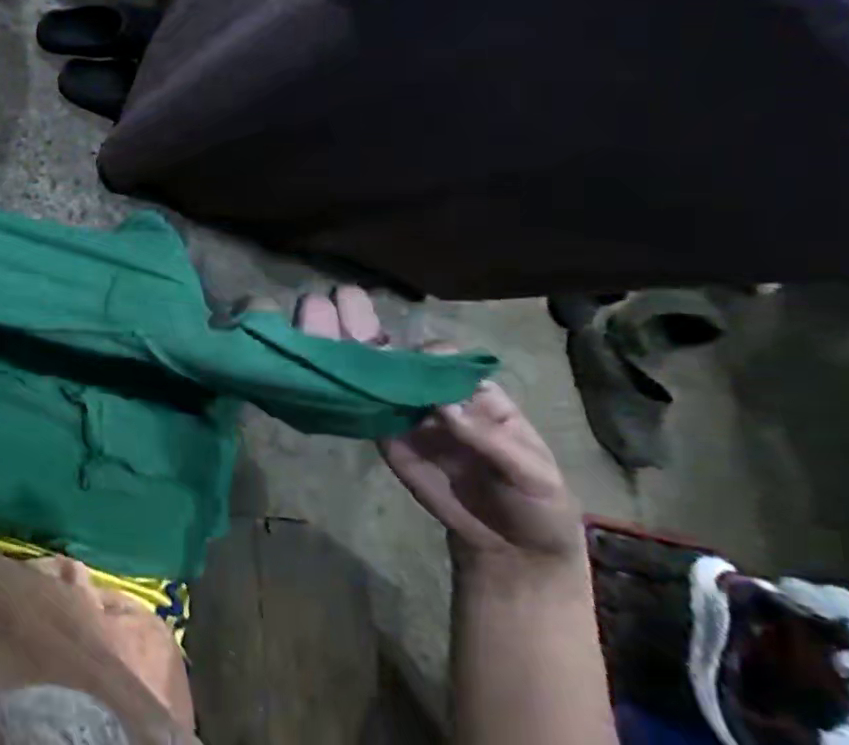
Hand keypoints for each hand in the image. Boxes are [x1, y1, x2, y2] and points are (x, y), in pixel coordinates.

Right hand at [297, 288, 584, 573]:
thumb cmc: (536, 504)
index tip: (416, 361)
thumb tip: (440, 404)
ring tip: (312, 312)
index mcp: (473, 392)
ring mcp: (405, 415)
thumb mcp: (530, 473)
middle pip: (397, 356)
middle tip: (340, 298)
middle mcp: (432, 395)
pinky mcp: (385, 438)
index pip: (442, 359)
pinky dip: (338, 388)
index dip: (426, 355)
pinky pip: (361, 409)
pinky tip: (313, 363)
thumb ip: (488, 438)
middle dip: (367, 327)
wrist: (512, 549)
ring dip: (341, 346)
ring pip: (371, 376)